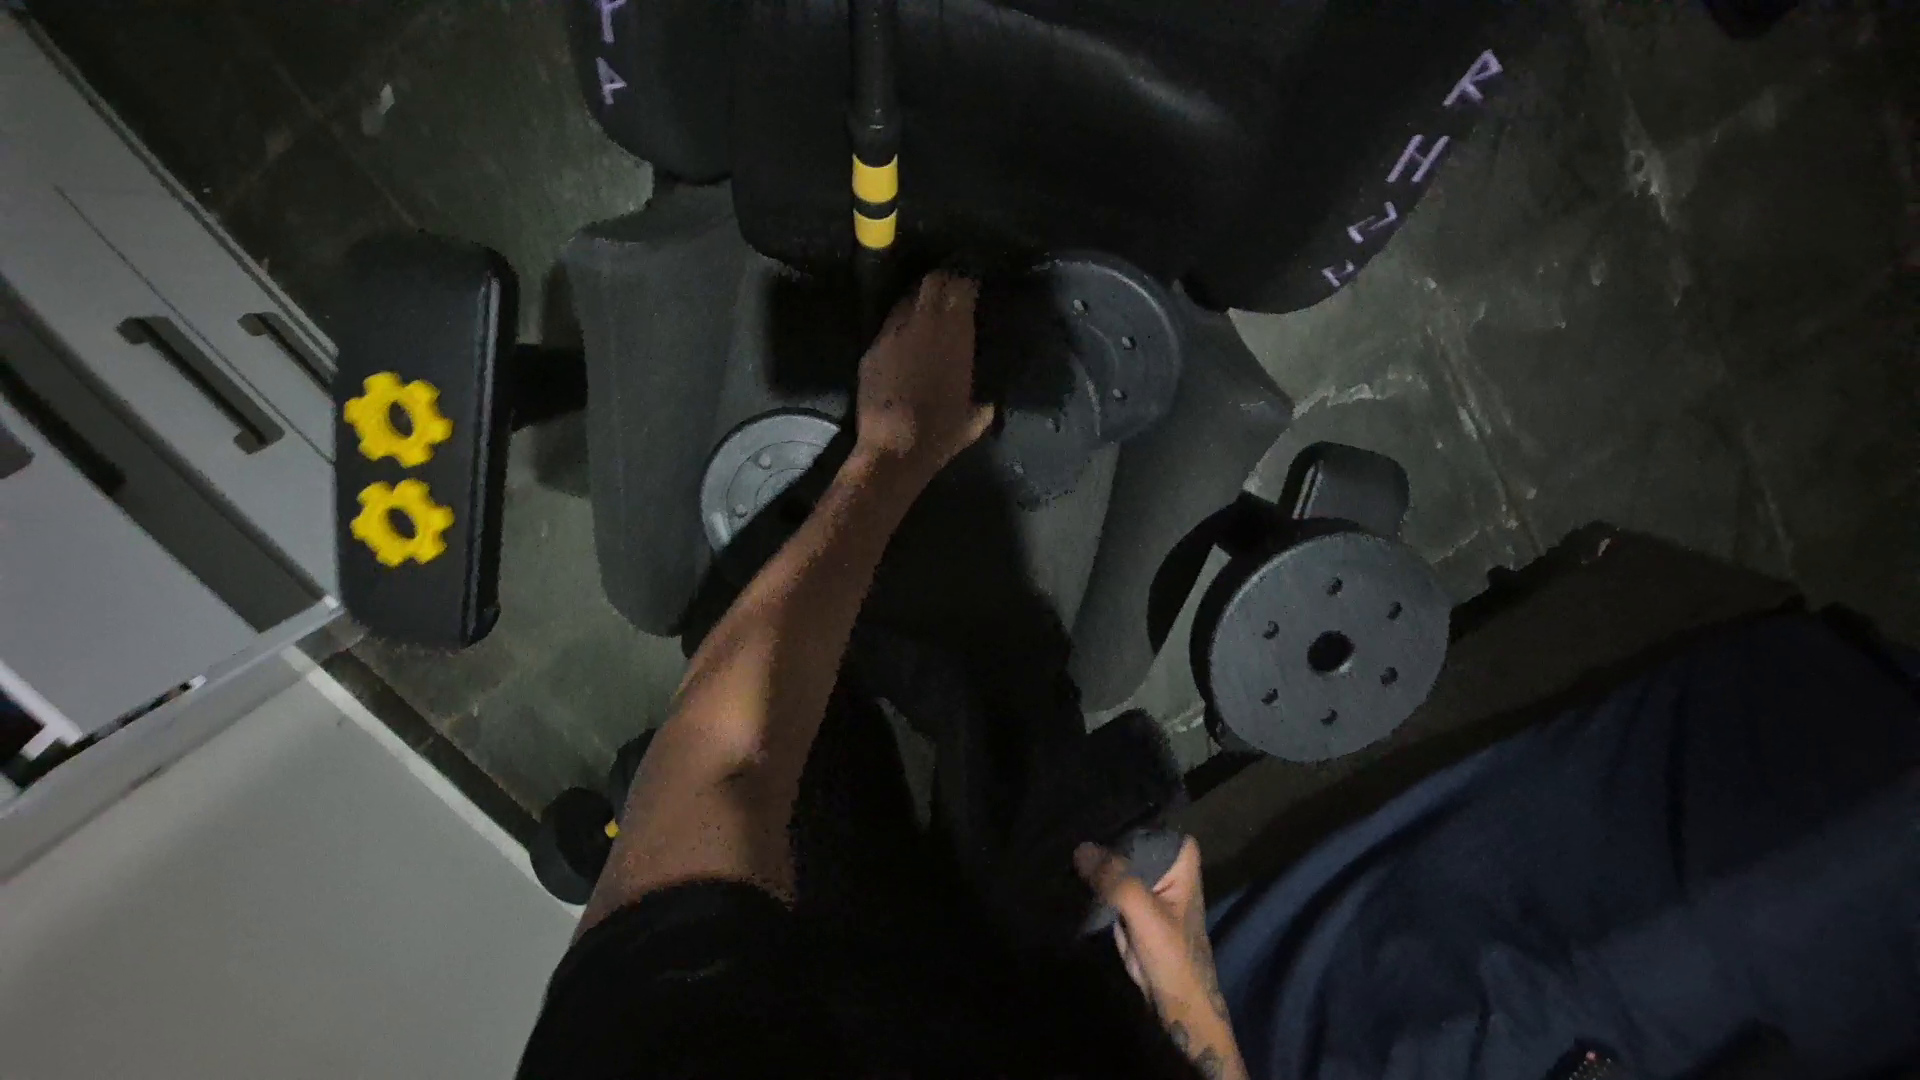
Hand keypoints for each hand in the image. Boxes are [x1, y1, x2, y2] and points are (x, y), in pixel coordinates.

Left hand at [852, 272, 995, 484]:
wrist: (893, 448)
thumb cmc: (941, 433)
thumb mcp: (976, 416)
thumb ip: (984, 398)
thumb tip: (990, 398)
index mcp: (955, 334)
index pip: (961, 287)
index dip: (967, 283)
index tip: (973, 288)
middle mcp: (922, 324)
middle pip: (932, 282)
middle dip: (943, 282)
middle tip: (950, 292)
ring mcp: (891, 334)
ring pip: (906, 301)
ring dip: (918, 303)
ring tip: (925, 315)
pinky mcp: (871, 350)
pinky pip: (888, 329)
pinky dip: (899, 330)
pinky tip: (903, 345)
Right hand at [1076, 838, 1248, 1079]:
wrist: (1174, 1003)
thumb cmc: (1173, 954)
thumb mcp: (1144, 911)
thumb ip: (1115, 878)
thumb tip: (1080, 848)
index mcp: (1179, 861)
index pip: (1149, 827)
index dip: (1125, 821)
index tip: (1094, 811)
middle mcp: (1163, 867)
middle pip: (1128, 844)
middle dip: (1103, 841)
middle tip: (1069, 824)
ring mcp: (1144, 886)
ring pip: (1115, 864)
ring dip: (1094, 861)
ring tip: (1062, 842)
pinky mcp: (1127, 905)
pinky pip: (1106, 884)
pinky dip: (1090, 880)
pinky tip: (1067, 869)